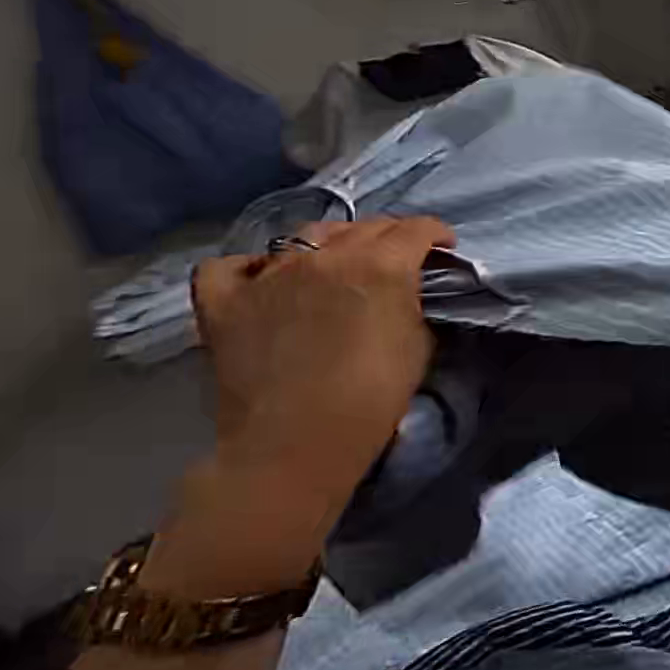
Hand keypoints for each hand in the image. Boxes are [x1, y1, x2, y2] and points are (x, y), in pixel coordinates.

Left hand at [190, 217, 455, 500]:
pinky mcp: (227, 299)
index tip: (443, 247)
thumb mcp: (419, 343)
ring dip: (333, 243)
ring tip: (338, 264)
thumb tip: (405, 292)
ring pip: (308, 235)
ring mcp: (271, 273)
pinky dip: (252, 267)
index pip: (416, 229)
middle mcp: (327, 256)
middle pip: (367, 226)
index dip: (436, 234)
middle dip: (391, 237)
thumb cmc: (374, 397)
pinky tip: (265, 279)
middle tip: (399, 259)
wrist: (298, 443)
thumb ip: (413, 303)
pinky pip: (233, 265)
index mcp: (382, 265)